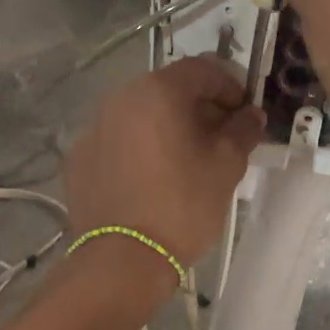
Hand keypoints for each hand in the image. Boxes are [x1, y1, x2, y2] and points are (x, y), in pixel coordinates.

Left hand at [66, 56, 263, 265]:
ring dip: (167, 128)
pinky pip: (118, 143)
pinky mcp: (79, 160)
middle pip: (167, 90)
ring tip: (187, 161)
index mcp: (157, 92)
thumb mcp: (225, 167)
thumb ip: (242, 131)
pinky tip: (153, 180)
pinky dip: (140, 150)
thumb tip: (251, 115)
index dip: (230, 86)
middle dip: (198, 108)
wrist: (122, 260)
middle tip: (221, 138)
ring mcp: (92, 129)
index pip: (201, 69)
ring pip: (140, 117)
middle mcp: (119, 99)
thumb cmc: (182, 206)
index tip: (245, 113)